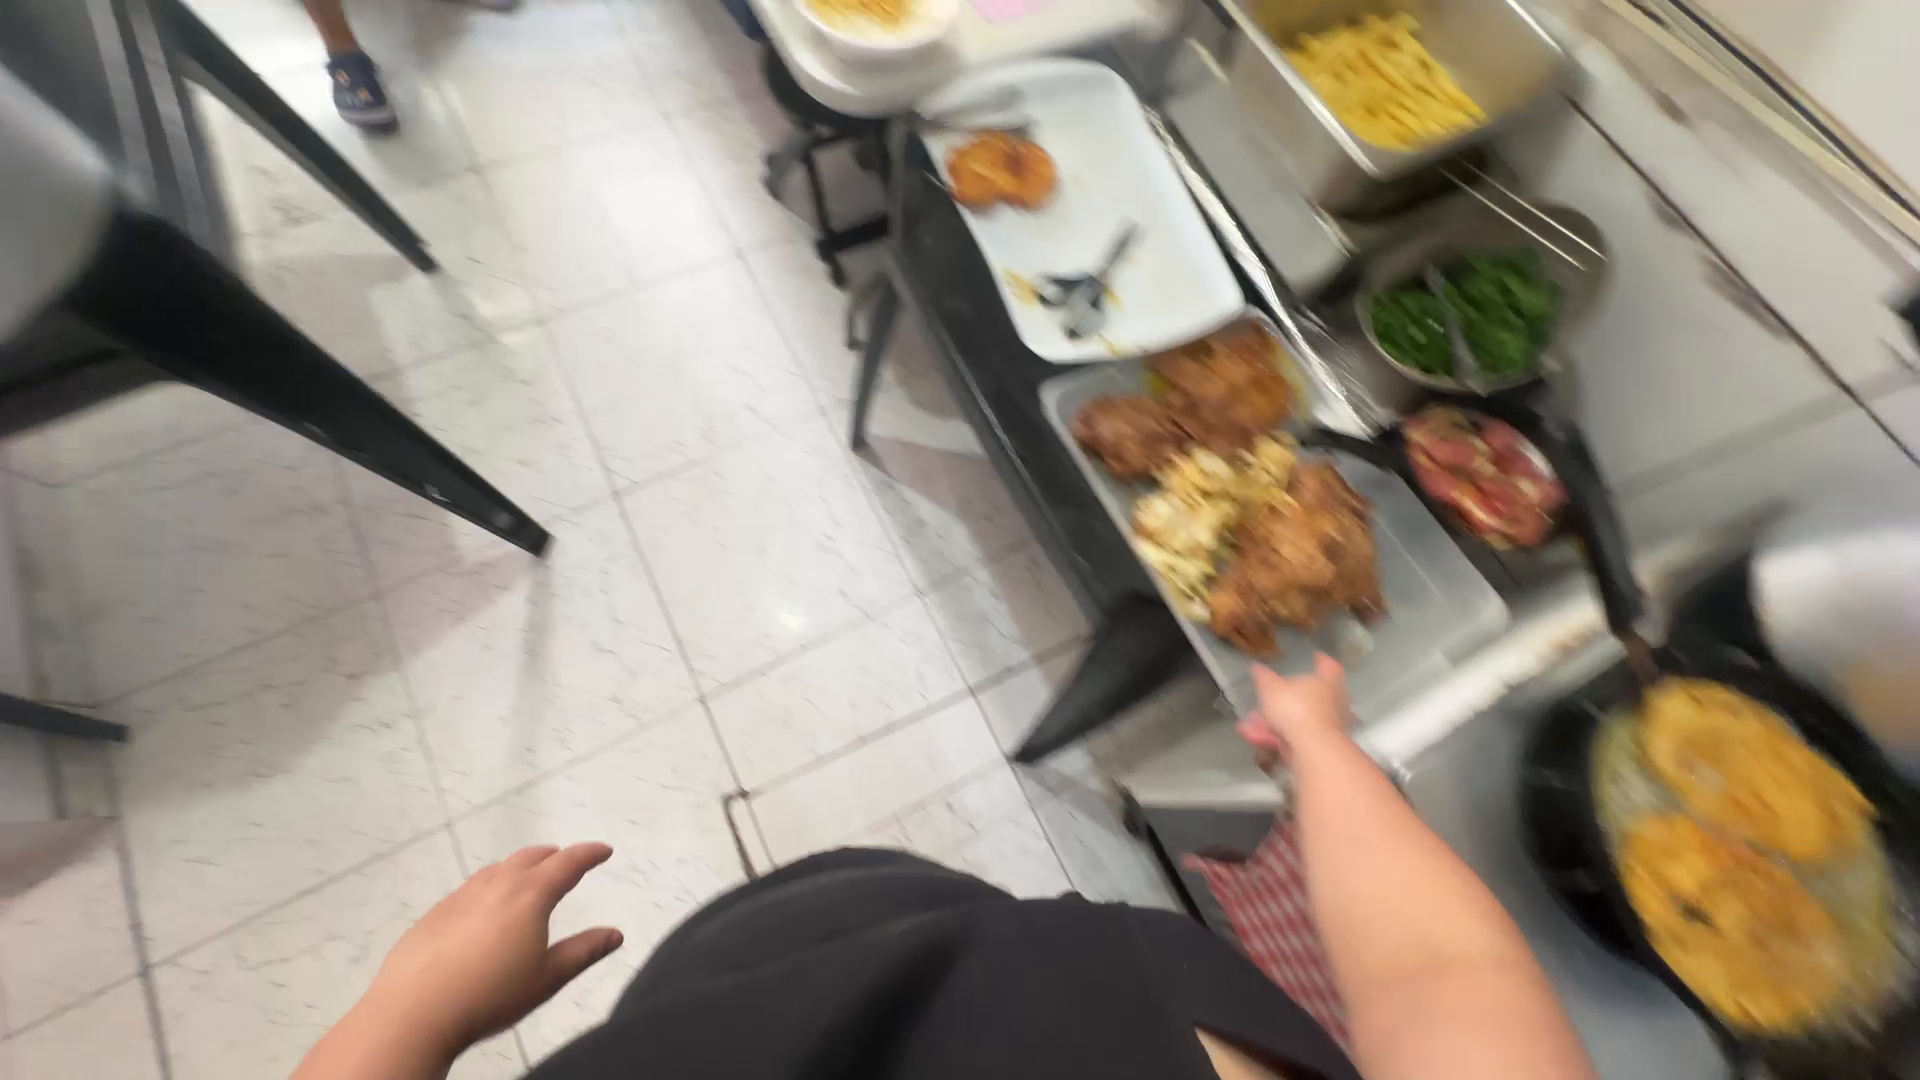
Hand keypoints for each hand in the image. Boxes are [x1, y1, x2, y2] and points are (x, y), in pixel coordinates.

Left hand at [359, 843, 623, 1061]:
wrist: (408, 1016)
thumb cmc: (489, 996)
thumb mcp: (547, 979)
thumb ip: (585, 951)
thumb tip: (616, 934)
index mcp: (531, 895)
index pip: (569, 862)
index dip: (590, 854)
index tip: (604, 851)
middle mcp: (498, 885)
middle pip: (532, 857)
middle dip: (555, 856)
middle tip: (567, 863)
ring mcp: (461, 897)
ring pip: (499, 868)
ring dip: (521, 867)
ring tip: (527, 879)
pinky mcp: (434, 915)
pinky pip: (471, 888)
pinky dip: (490, 886)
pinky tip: (484, 909)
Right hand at [1236, 653, 1353, 767]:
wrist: (1312, 750)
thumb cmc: (1296, 709)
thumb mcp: (1271, 688)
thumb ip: (1263, 678)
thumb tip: (1257, 666)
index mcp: (1327, 683)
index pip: (1328, 666)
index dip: (1321, 660)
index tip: (1315, 656)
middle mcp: (1333, 703)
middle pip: (1311, 696)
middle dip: (1286, 698)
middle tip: (1267, 697)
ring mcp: (1327, 727)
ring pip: (1297, 720)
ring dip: (1273, 721)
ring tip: (1249, 723)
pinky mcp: (1318, 747)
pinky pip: (1293, 737)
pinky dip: (1274, 736)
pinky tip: (1254, 736)